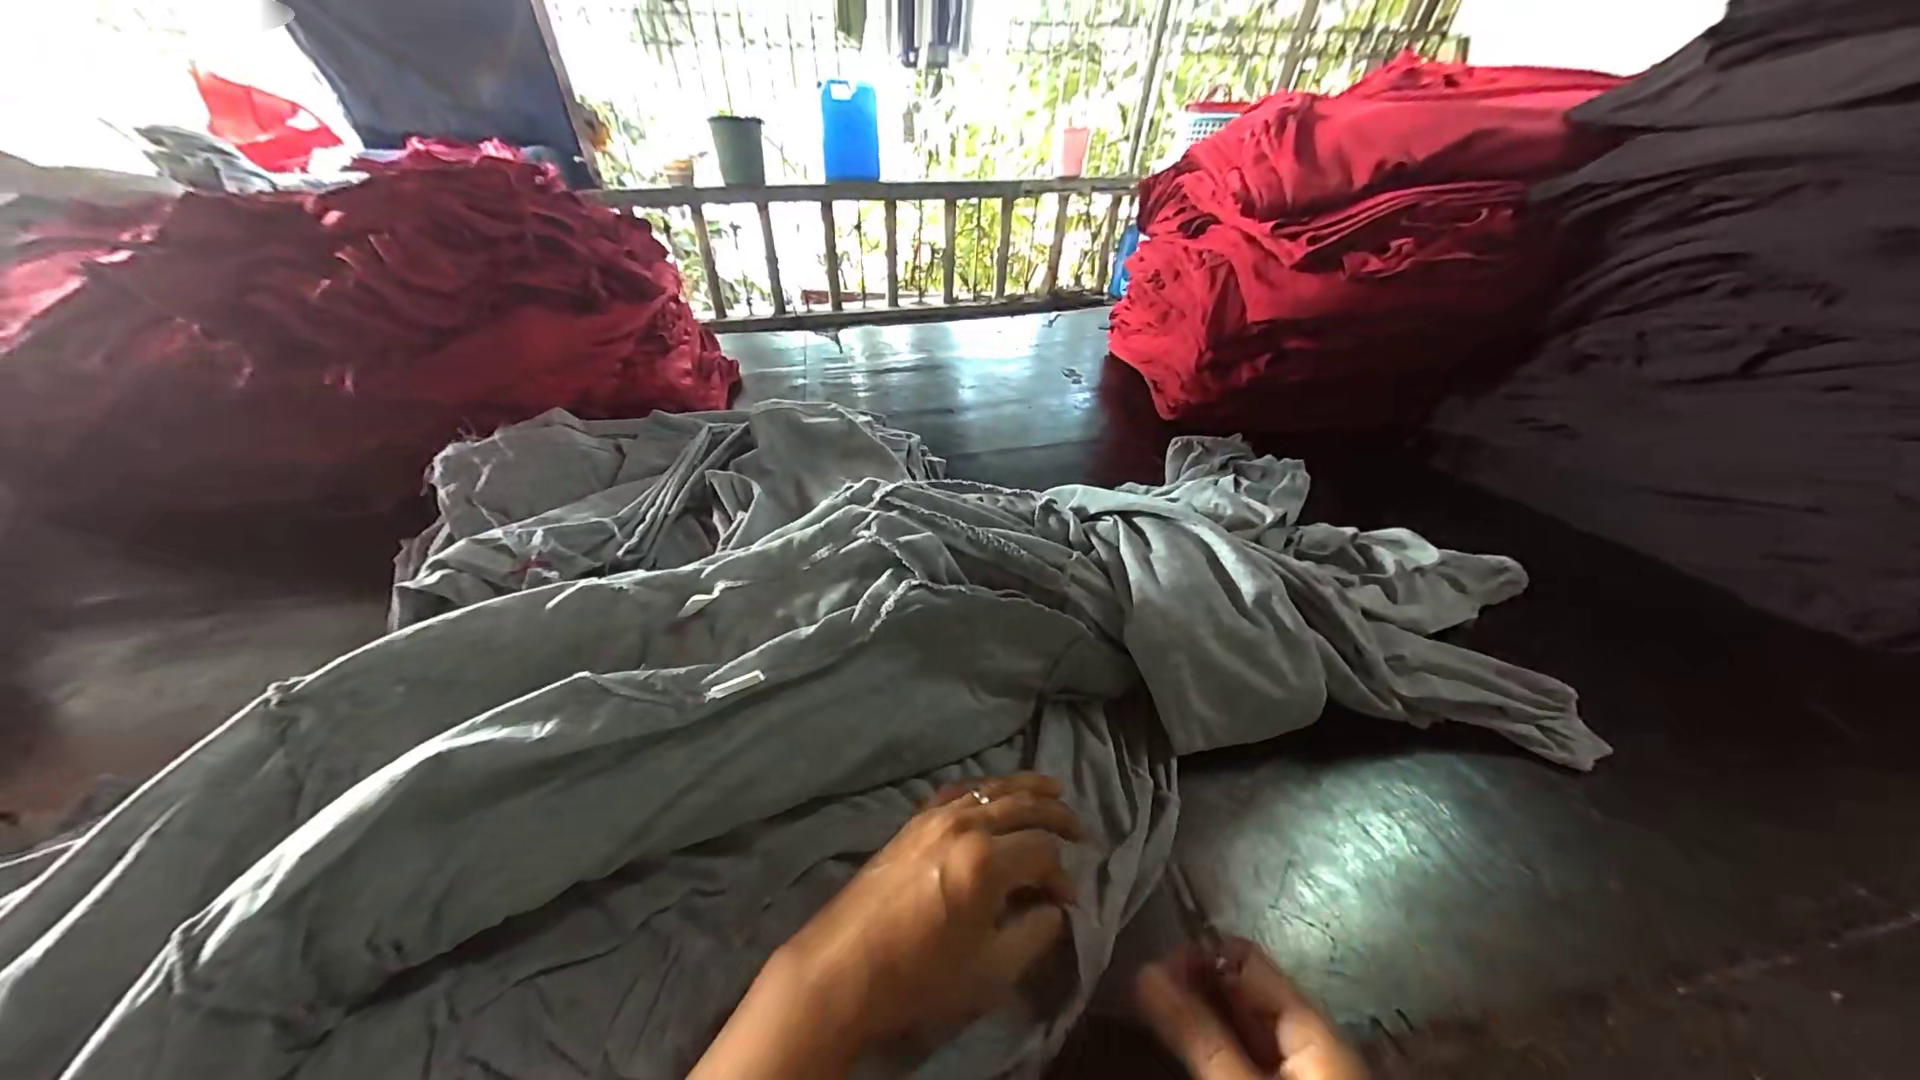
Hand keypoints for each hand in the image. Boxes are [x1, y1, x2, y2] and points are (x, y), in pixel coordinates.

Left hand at [689, 773, 1081, 1079]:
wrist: (843, 967)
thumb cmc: (920, 976)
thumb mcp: (991, 970)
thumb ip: (1034, 932)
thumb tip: (1054, 907)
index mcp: (986, 859)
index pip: (1042, 851)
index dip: (1063, 874)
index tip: (1068, 900)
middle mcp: (964, 824)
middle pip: (1023, 806)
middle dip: (1057, 815)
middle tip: (1080, 829)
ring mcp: (935, 816)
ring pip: (992, 787)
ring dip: (1026, 787)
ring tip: (1052, 787)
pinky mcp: (914, 820)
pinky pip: (957, 790)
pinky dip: (983, 786)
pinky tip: (993, 790)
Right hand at [1136, 938, 1368, 1079]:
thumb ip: (1195, 1032)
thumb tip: (1144, 972)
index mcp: (1308, 1023)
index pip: (1241, 957)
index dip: (1195, 956)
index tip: (1152, 977)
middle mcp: (1307, 1036)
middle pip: (1241, 988)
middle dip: (1192, 987)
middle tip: (1146, 1002)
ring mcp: (1300, 1071)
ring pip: (1240, 1023)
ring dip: (1199, 1017)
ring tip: (1157, 1024)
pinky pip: (1246, 1055)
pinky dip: (1214, 1048)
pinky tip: (1189, 1055)